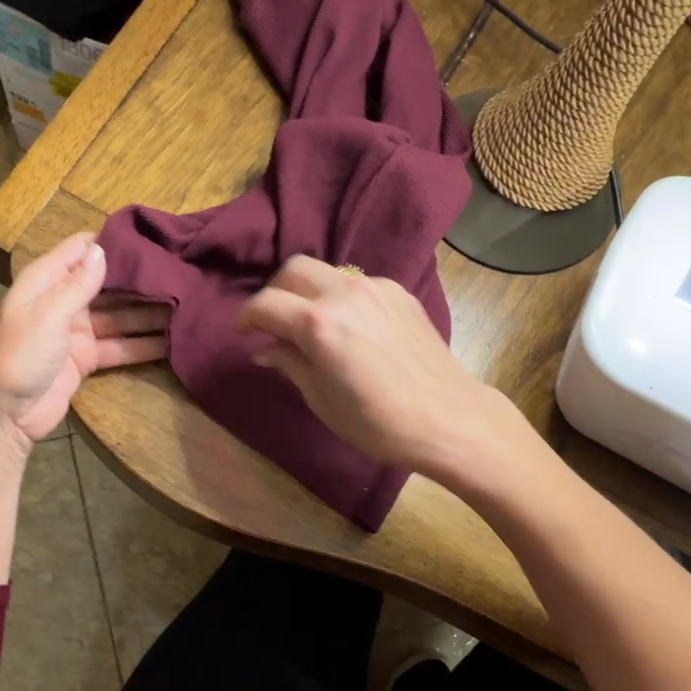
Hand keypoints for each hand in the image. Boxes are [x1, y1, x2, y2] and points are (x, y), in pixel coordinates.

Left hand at [0, 232, 169, 446]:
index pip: (81, 251)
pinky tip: (171, 341)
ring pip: (118, 317)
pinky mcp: (86, 360)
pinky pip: (119, 347)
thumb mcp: (47, 315)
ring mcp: (76, 332)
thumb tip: (103, 249)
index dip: (112, 242)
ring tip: (184, 305)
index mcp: (45, 282)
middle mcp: (63, 302)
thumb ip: (77, 285)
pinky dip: (142, 345)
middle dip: (138, 280)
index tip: (149, 238)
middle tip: (178, 273)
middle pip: (106, 284)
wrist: (4, 414)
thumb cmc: (18, 357)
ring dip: (147, 313)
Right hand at [235, 255, 521, 482]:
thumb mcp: (321, 398)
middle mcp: (345, 294)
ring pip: (326, 272)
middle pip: (294, 269)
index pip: (266, 303)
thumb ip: (289, 363)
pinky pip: (356, 284)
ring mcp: (376, 288)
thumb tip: (264, 347)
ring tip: (309, 326)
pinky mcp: (400, 293)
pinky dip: (339, 298)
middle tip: (273, 322)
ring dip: (308, 292)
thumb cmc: (376, 422)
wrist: (447, 418)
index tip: (243, 332)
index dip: (246, 316)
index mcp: (318, 324)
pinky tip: (347, 329)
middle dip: (275, 292)